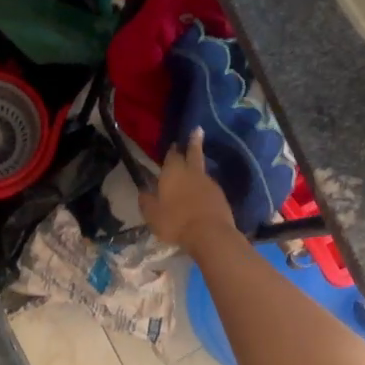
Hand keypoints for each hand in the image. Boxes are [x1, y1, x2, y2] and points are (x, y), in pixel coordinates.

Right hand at [140, 128, 236, 251]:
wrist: (210, 234)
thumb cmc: (175, 222)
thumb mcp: (152, 215)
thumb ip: (147, 201)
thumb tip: (143, 192)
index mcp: (173, 173)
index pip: (172, 155)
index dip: (172, 150)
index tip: (174, 144)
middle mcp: (192, 172)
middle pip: (194, 153)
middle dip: (194, 142)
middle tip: (198, 130)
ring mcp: (209, 183)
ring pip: (202, 171)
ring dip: (198, 167)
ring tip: (195, 169)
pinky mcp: (221, 196)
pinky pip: (210, 187)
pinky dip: (205, 187)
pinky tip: (202, 194)